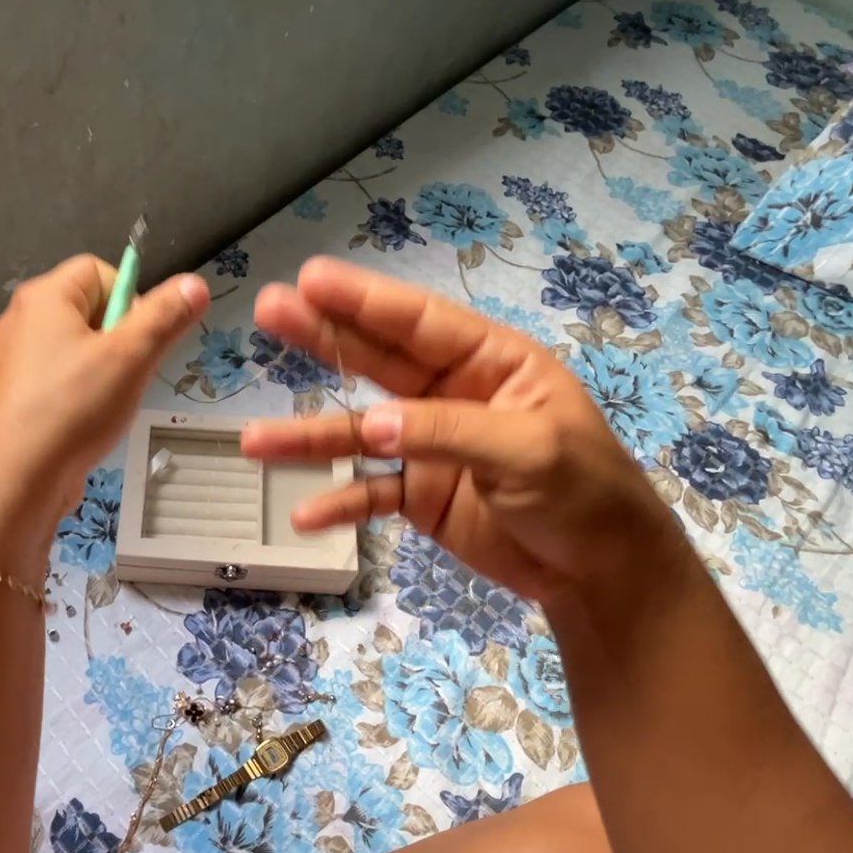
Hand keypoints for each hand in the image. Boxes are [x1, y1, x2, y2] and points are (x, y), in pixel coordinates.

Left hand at [0, 255, 208, 558]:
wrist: (18, 482)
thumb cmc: (73, 411)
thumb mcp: (131, 358)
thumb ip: (166, 317)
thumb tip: (196, 283)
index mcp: (43, 297)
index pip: (100, 270)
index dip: (131, 299)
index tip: (142, 341)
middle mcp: (19, 320)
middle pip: (87, 309)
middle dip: (119, 339)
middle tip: (129, 377)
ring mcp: (11, 360)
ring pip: (75, 348)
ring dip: (103, 371)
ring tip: (107, 405)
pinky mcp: (12, 397)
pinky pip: (57, 379)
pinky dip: (78, 395)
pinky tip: (84, 424)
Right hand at [240, 257, 686, 605]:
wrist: (599, 572)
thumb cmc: (585, 493)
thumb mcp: (529, 450)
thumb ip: (448, 431)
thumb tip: (370, 425)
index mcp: (491, 363)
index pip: (418, 323)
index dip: (362, 301)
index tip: (308, 280)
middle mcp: (451, 396)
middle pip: (376, 362)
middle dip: (322, 340)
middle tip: (267, 312)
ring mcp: (429, 448)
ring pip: (359, 434)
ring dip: (309, 438)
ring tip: (253, 441)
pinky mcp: (420, 497)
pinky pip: (370, 495)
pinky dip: (339, 504)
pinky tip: (304, 514)